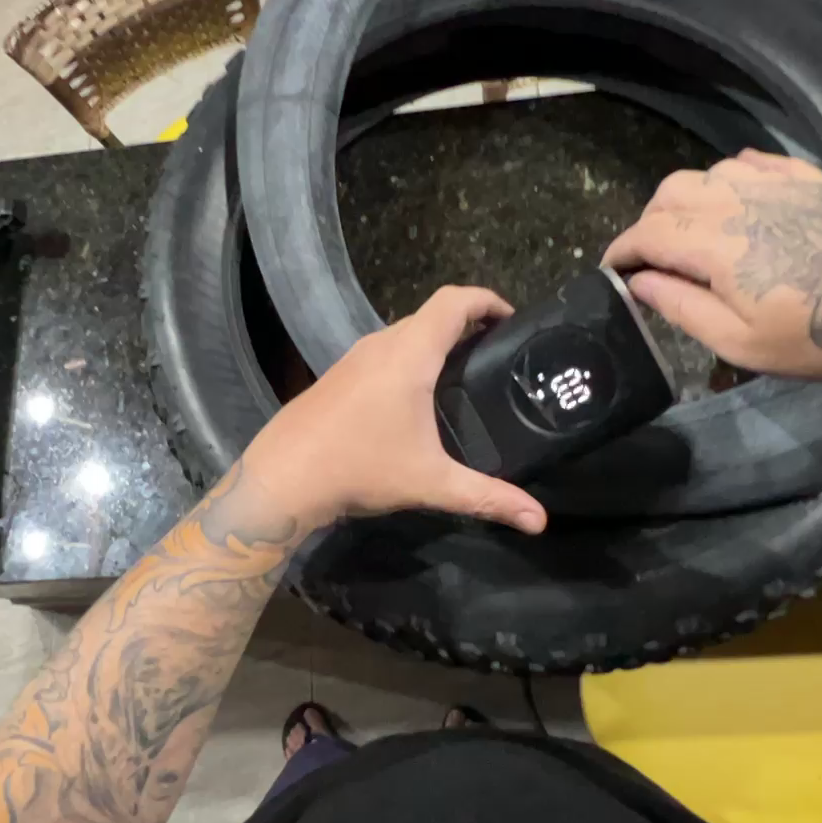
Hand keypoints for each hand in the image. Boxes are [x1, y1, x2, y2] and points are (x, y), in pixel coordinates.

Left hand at [238, 285, 547, 534]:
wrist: (282, 478)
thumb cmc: (360, 468)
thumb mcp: (431, 483)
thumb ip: (488, 497)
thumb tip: (539, 522)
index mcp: (408, 354)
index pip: (454, 301)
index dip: (488, 300)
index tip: (513, 319)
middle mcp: (380, 345)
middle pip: (430, 315)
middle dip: (467, 325)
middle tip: (499, 355)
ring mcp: (353, 359)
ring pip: (403, 335)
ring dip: (435, 344)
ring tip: (466, 376)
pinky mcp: (336, 377)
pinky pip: (383, 354)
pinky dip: (409, 360)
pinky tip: (417, 399)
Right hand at [601, 149, 821, 380]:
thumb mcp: (740, 343)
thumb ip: (682, 308)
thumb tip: (640, 284)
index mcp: (717, 243)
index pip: (647, 233)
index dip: (620, 252)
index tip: (610, 272)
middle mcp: (741, 200)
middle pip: (670, 193)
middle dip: (646, 224)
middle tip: (648, 261)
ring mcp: (780, 184)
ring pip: (708, 173)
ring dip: (682, 202)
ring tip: (687, 237)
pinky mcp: (813, 180)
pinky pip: (751, 164)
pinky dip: (724, 181)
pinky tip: (731, 203)